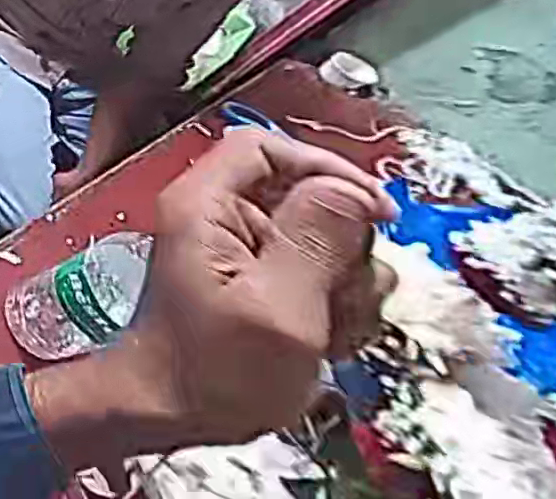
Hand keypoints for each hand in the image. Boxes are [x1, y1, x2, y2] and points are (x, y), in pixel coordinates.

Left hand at [28, 127, 397, 471]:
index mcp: (204, 202)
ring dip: (342, 284)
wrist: (175, 408)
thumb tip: (351, 187)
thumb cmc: (218, 366)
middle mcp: (217, 212)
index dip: (324, 167)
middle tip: (344, 297)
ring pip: (316, 236)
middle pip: (300, 193)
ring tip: (328, 329)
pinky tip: (323, 339)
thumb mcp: (278, 307)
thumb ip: (315, 241)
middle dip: (341, 246)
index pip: (263, 147)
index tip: (380, 212)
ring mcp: (235, 243)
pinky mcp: (252, 274)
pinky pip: (310, 269)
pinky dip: (330, 302)